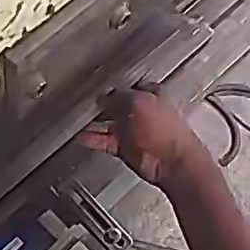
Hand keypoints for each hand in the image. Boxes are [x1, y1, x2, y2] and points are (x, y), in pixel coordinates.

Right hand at [78, 87, 210, 188]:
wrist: (172, 162)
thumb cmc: (164, 131)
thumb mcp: (138, 102)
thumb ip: (118, 97)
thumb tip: (104, 97)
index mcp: (151, 96)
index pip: (128, 87)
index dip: (114, 87)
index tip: (98, 87)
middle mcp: (142, 113)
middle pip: (116, 106)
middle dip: (101, 105)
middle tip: (84, 103)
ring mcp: (134, 131)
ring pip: (108, 124)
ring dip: (93, 123)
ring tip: (77, 120)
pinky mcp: (127, 148)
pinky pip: (106, 142)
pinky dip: (93, 139)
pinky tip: (82, 136)